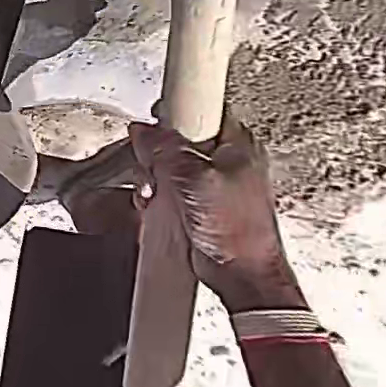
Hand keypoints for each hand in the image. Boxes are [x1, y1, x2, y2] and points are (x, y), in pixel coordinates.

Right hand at [130, 112, 305, 310]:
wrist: (242, 278)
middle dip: (158, 152)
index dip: (177, 110)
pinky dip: (156, 194)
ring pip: (167, 162)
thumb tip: (142, 130)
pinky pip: (166, 186)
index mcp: (237, 144)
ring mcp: (210, 181)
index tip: (158, 117)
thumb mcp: (194, 178)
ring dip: (154, 176)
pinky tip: (156, 204)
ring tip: (156, 192)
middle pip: (176, 136)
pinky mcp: (197, 202)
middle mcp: (225, 159)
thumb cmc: (236, 230)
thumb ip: (164, 149)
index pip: (202, 108)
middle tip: (157, 165)